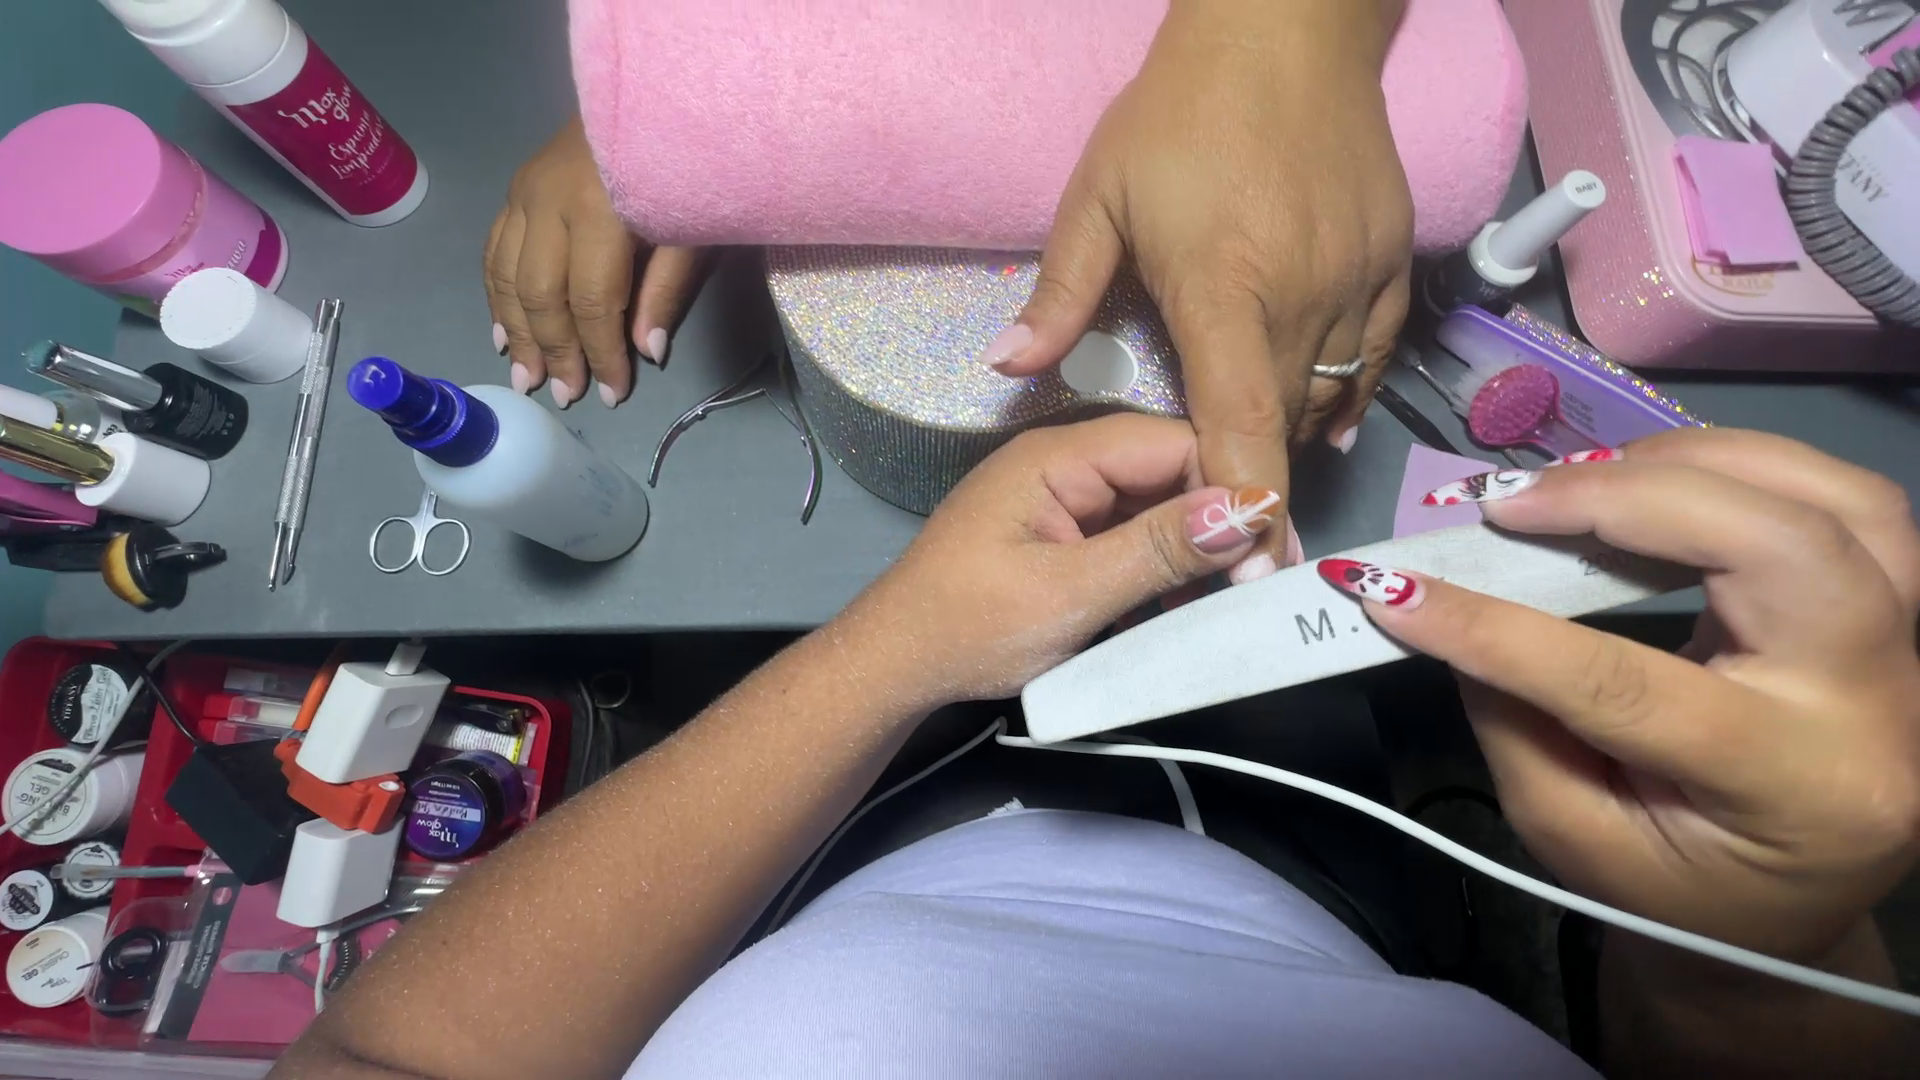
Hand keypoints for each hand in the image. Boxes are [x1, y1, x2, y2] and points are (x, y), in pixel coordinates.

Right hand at [483, 116, 708, 407]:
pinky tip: (503, 330)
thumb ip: (665, 291)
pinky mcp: (516, 187)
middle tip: (562, 396)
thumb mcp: (694, 232)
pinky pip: (495, 249)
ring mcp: (524, 192)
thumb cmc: (687, 168)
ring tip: (526, 375)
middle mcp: (546, 204)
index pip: (592, 304)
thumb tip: (647, 353)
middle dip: (553, 351)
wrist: (656, 97)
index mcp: (596, 215)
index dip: (600, 354)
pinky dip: (498, 294)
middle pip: (540, 295)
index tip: (609, 395)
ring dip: (516, 331)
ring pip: (507, 275)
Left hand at [836, 414, 1284, 711]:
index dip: (1230, 487)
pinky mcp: (1060, 534)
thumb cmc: (971, 627)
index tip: (1272, 550)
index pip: (1171, 441)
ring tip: (1234, 596)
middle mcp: (1062, 463)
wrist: (898, 663)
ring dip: (1193, 547)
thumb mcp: (1069, 593)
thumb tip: (1247, 509)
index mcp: (1056, 457)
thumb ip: (1156, 550)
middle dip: (1218, 520)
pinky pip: (1127, 533)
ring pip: (1151, 505)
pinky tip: (1185, 599)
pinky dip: (1159, 564)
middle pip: (1165, 470)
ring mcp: (1060, 499)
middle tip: (1265, 580)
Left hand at [984, 0, 1412, 578]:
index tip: (1250, 570)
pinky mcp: (1393, 263)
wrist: (1287, 23)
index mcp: (1225, 289)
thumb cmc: (1176, 116)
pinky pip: (1368, 360)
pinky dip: (1338, 400)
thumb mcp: (1097, 198)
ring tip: (1252, 480)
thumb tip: (1007, 368)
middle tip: (1226, 541)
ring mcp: (1358, 280)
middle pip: (1281, 426)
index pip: (1238, 419)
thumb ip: (1059, 295)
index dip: (1244, 500)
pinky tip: (1316, 426)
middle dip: (1254, 487)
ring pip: (1322, 399)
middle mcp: (1303, 298)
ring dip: (1284, 443)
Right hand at [1325, 430, 1919, 964]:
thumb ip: (1505, 710)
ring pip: (1843, 505)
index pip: (1617, 680)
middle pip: (1785, 552)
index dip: (1488, 627)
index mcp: (1782, 788)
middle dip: (1622, 503)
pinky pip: (1845, 505)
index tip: (1386, 589)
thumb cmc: (1655, 877)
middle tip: (1503, 504)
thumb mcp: (1556, 819)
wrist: (1777, 905)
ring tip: (1571, 481)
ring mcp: (1905, 653)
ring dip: (1690, 465)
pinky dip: (1733, 467)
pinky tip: (1639, 481)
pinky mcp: (1889, 616)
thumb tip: (1444, 605)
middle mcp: (1871, 710)